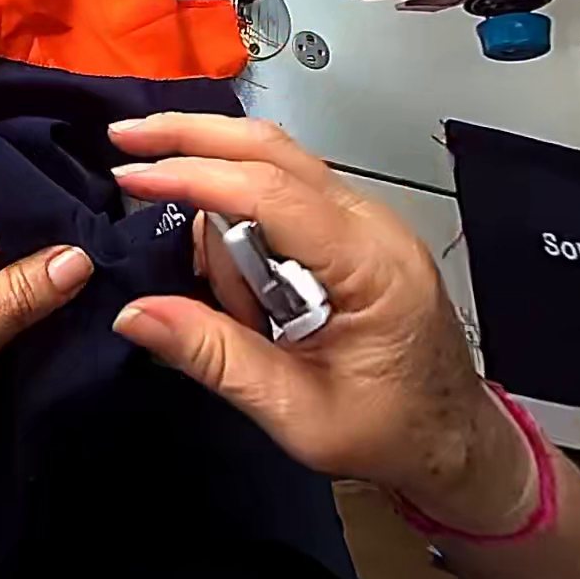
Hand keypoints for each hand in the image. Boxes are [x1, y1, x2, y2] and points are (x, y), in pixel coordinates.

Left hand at [0, 186, 93, 542]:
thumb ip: (18, 292)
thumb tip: (83, 254)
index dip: (48, 218)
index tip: (110, 234)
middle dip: (51, 238)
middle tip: (115, 251)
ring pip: (2, 256)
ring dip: (45, 267)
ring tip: (108, 271)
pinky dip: (30, 292)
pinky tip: (73, 297)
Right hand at [105, 114, 537, 534]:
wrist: (455, 443)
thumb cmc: (391, 435)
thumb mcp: (297, 414)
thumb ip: (213, 358)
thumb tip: (132, 313)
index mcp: (371, 268)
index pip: (270, 194)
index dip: (193, 176)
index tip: (129, 179)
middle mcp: (368, 224)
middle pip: (268, 147)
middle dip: (189, 135)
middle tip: (124, 138)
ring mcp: (354, 218)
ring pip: (265, 156)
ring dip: (204, 172)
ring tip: (183, 237)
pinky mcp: (334, 224)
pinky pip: (266, 185)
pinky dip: (220, 192)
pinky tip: (205, 236)